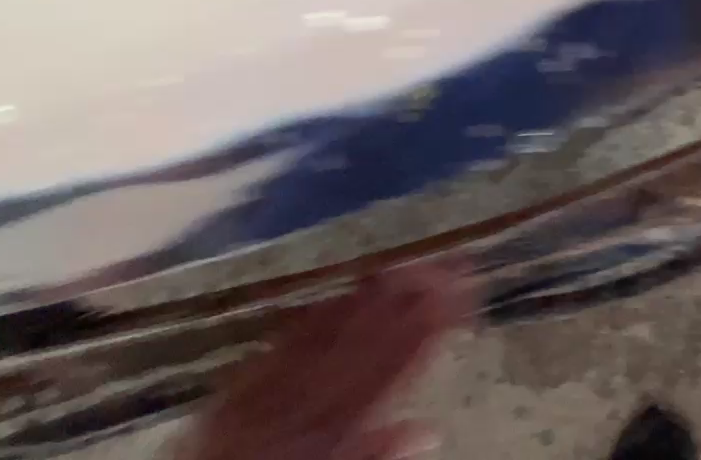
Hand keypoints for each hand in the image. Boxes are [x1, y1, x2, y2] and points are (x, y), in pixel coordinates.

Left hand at [179, 263, 469, 459]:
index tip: (461, 296)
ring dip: (375, 295)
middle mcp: (305, 403)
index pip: (392, 370)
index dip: (429, 329)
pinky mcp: (239, 383)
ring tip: (412, 261)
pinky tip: (345, 288)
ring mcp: (270, 387)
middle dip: (412, 300)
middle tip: (450, 263)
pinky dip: (320, 312)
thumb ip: (375, 452)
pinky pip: (286, 341)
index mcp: (331, 431)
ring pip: (333, 332)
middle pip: (368, 341)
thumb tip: (431, 429)